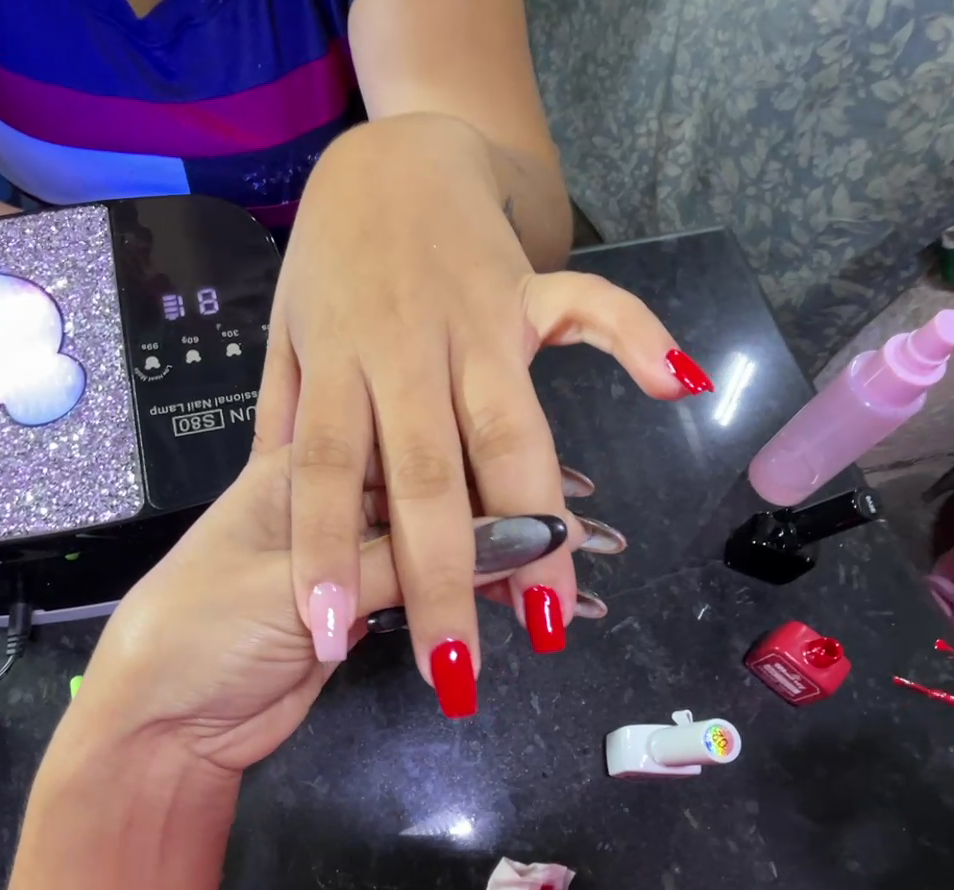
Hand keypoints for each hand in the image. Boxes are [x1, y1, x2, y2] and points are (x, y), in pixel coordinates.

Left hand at [67, 447, 605, 772]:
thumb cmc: (203, 627)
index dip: (476, 473)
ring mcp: (349, 551)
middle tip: (572, 541)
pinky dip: (466, 600)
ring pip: (434, 543)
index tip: (548, 496)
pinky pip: (425, 590)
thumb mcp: (294, 586)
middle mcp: (334, 495)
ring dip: (488, 564)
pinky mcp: (361, 603)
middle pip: (429, 495)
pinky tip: (513, 604)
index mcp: (304, 464)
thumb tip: (507, 543)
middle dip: (495, 519)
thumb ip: (397, 565)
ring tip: (556, 580)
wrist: (158, 722)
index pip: (407, 450)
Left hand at [252, 113, 705, 716]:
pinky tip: (674, 386)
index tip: (328, 635)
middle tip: (459, 670)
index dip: (323, 555)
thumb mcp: (283, 339)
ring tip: (552, 614)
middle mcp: (403, 351)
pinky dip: (633, 337)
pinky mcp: (525, 290)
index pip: (321, 474)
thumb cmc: (329, 262)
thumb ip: (281, 418)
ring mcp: (470, 321)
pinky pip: (588, 309)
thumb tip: (279, 506)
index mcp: (335, 366)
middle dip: (443, 578)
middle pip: (423, 475)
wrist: (384, 155)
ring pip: (507, 432)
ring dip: (535, 526)